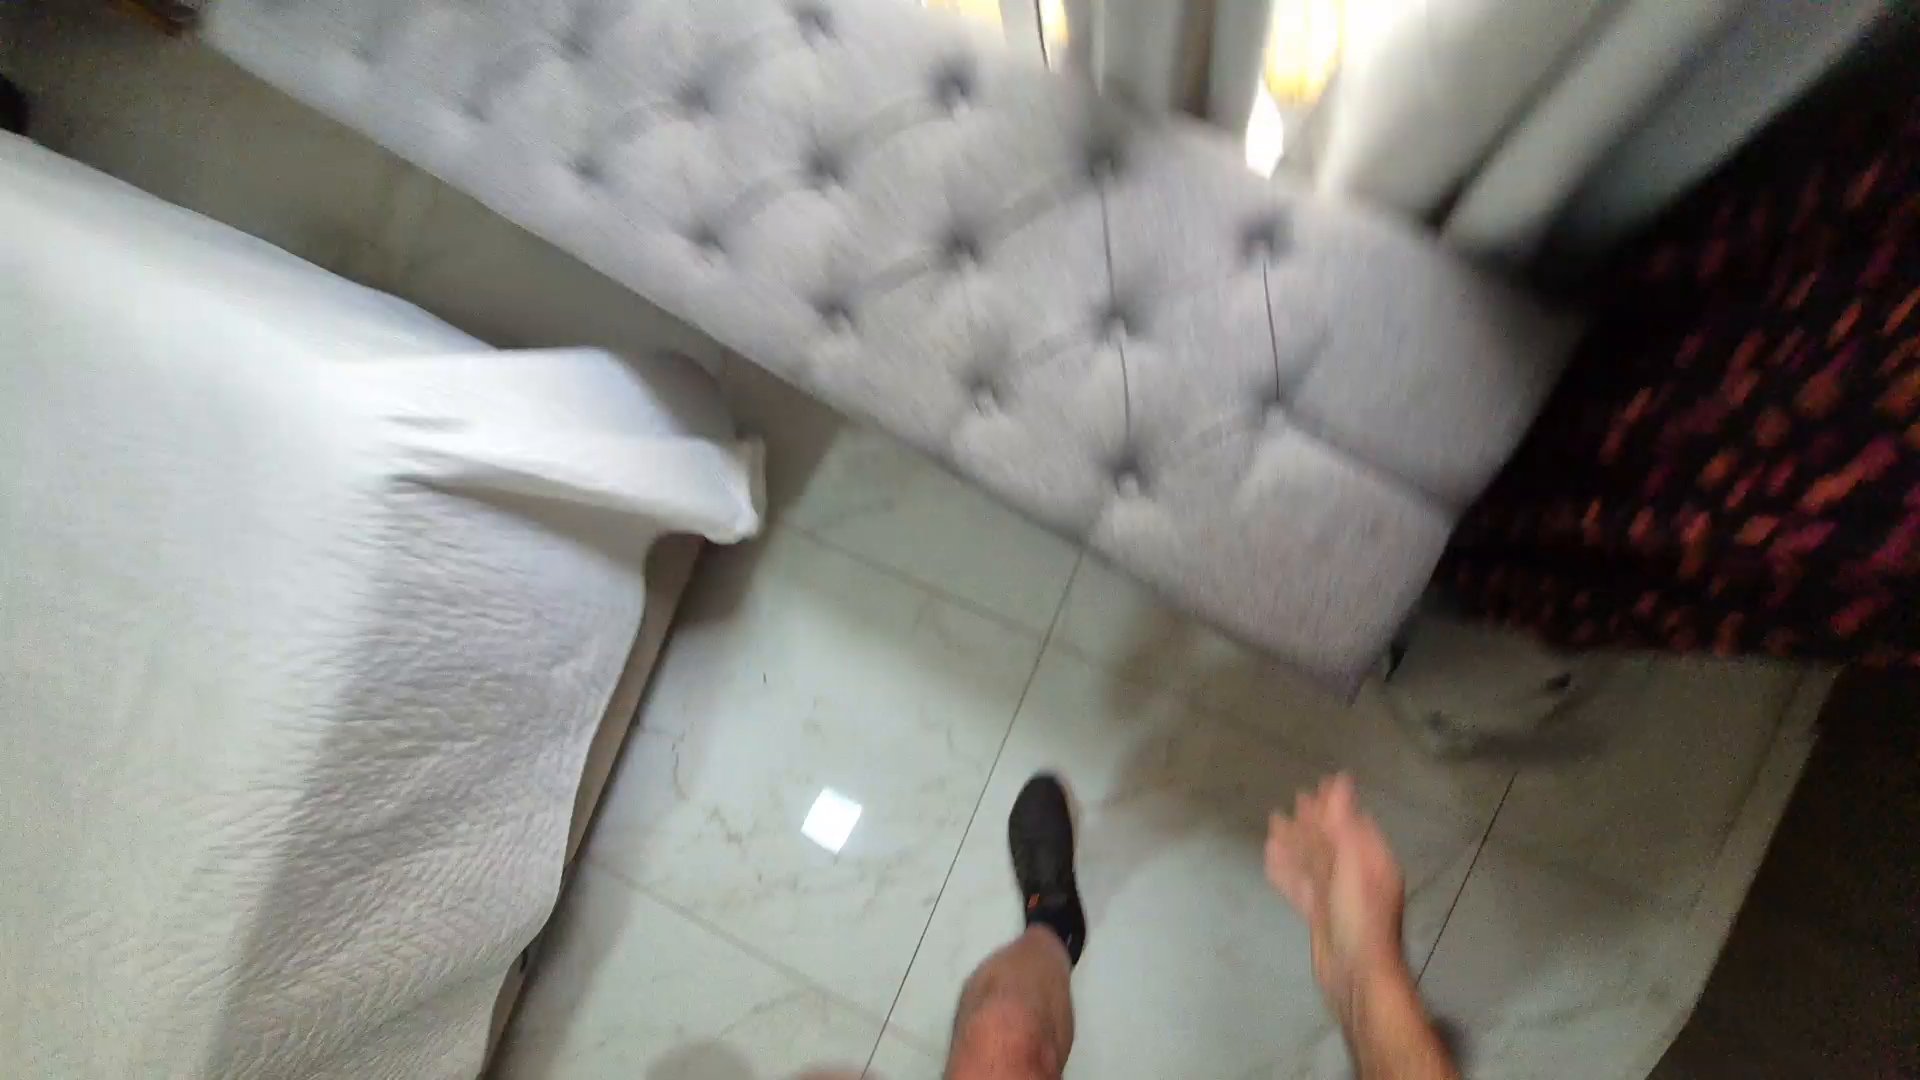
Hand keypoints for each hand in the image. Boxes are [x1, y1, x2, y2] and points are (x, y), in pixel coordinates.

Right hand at [1265, 774, 1409, 1016]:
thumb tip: (1340, 781)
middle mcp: (1355, 876)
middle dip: (1313, 820)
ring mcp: (1336, 896)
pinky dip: (1285, 868)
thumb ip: (1343, 822)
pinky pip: (1299, 883)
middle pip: (1330, 841)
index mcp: (1370, 861)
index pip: (1353, 823)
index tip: (1322, 783)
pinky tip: (1270, 858)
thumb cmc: (1358, 915)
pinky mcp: (1319, 914)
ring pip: (1312, 861)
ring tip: (1274, 822)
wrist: (1355, 974)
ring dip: (1294, 841)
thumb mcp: (1352, 862)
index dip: (1337, 804)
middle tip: (1297, 798)